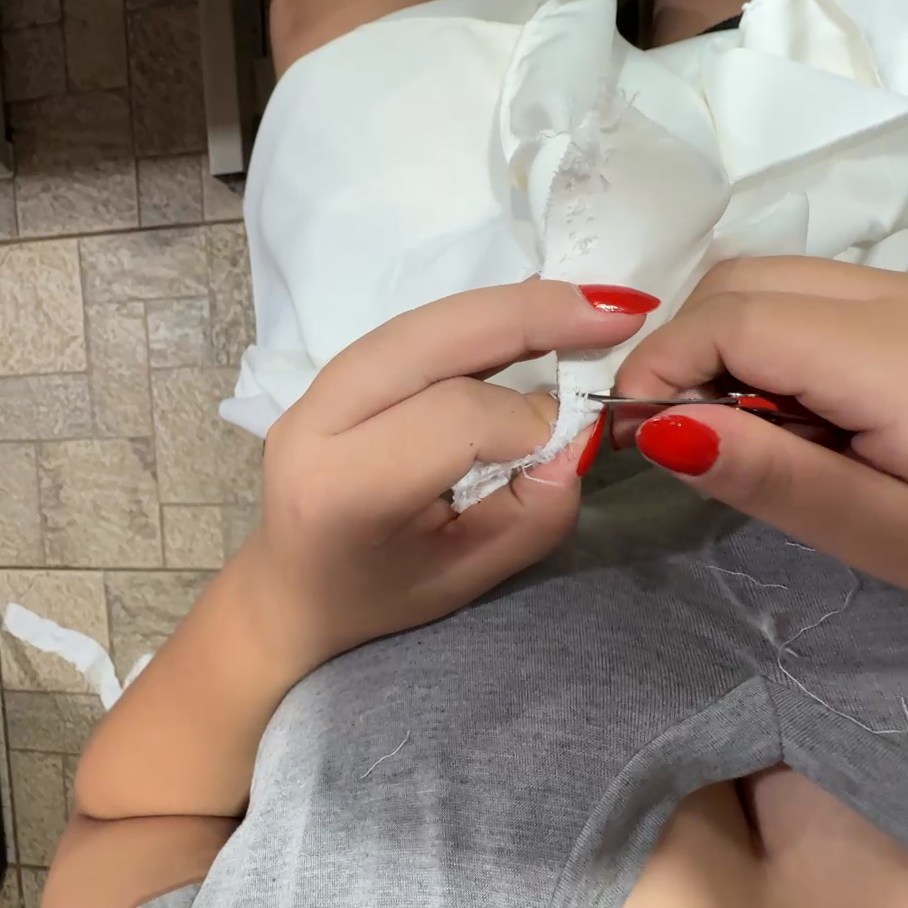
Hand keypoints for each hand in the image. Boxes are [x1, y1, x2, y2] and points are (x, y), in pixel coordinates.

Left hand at [239, 279, 655, 661]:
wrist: (292, 590)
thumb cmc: (376, 599)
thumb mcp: (463, 580)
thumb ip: (529, 515)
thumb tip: (574, 434)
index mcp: (342, 488)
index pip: (452, 419)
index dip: (526, 419)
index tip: (571, 440)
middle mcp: (314, 423)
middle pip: (427, 339)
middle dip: (528, 314)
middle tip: (615, 310)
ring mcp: (311, 392)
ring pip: (419, 323)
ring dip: (505, 308)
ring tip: (582, 308)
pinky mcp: (327, 376)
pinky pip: (410, 333)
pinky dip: (475, 323)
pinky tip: (525, 318)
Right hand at [610, 257, 907, 660]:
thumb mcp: (889, 535)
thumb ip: (770, 475)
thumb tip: (658, 427)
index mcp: (887, 350)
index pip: (727, 317)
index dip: (657, 364)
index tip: (633, 432)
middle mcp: (896, 294)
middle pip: (737, 279)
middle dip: (678, 345)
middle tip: (676, 430)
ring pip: (769, 278)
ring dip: (717, 337)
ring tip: (729, 420)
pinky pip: (809, 295)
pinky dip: (761, 335)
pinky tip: (787, 402)